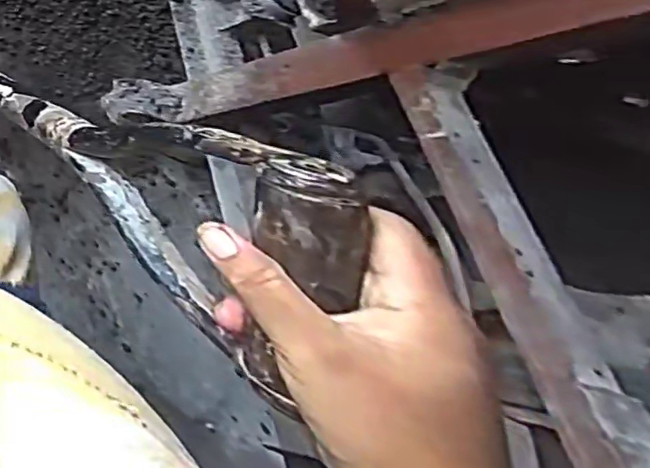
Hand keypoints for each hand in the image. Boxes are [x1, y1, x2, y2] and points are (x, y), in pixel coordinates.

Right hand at [199, 209, 504, 467]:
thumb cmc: (393, 443)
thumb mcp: (310, 351)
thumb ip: (261, 287)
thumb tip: (218, 235)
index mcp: (425, 307)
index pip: (383, 225)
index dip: (333, 207)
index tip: (286, 208)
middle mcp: (432, 327)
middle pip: (350, 264)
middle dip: (287, 265)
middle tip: (248, 269)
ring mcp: (422, 359)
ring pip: (342, 304)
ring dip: (289, 303)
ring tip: (247, 315)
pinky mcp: (406, 385)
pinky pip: (349, 336)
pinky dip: (310, 334)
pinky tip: (276, 347)